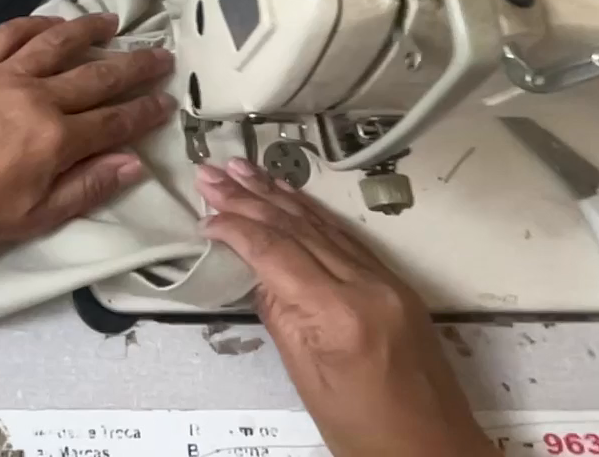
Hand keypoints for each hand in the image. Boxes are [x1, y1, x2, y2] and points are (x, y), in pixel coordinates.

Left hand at [0, 14, 175, 259]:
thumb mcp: (39, 217)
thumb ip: (89, 186)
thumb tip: (135, 161)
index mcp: (54, 139)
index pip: (114, 120)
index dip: (145, 110)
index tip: (168, 99)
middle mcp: (34, 98)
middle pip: (96, 75)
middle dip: (134, 66)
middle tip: (161, 55)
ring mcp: (1, 75)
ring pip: (56, 43)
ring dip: (89, 30)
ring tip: (114, 22)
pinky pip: (8, 33)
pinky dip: (35, 23)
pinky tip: (54, 22)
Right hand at [197, 159, 489, 456]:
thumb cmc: (363, 433)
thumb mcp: (305, 376)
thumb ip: (277, 312)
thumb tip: (252, 266)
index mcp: (338, 314)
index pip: (275, 252)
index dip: (235, 228)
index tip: (204, 217)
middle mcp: (365, 285)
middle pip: (294, 227)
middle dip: (246, 197)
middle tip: (209, 174)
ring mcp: (385, 279)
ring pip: (319, 223)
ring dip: (274, 192)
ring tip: (239, 168)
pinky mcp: (394, 281)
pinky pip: (343, 235)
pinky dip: (309, 210)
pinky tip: (285, 192)